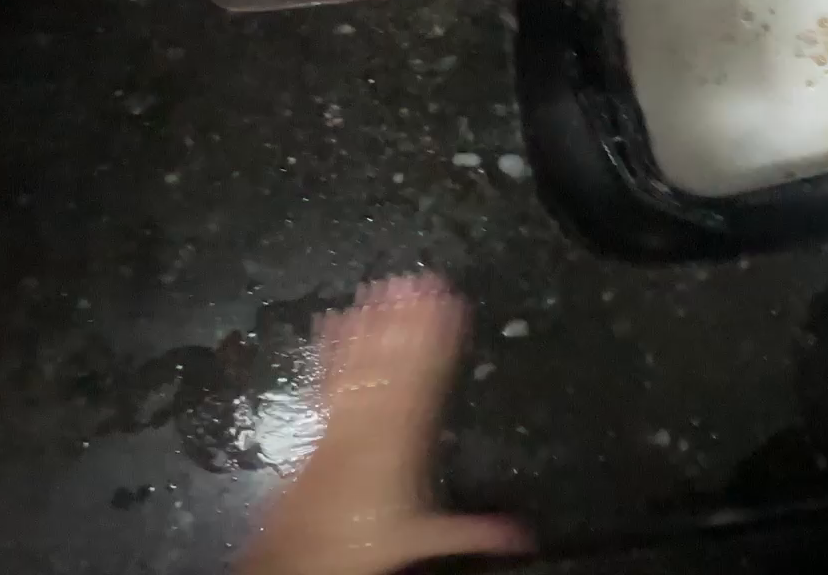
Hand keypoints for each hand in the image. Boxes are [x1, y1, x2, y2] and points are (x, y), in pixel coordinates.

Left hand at [241, 275, 528, 574]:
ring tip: (388, 284)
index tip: (452, 304)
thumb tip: (522, 533)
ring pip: (365, 360)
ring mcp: (345, 416)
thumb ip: (474, 527)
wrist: (305, 553)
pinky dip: (334, 344)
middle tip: (423, 280)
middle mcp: (374, 421)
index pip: (429, 378)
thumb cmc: (366, 536)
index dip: (442, 339)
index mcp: (404, 439)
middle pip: (397, 361)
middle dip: (412, 318)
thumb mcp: (425, 535)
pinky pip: (329, 375)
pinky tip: (337, 315)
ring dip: (378, 321)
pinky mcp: (322, 419)